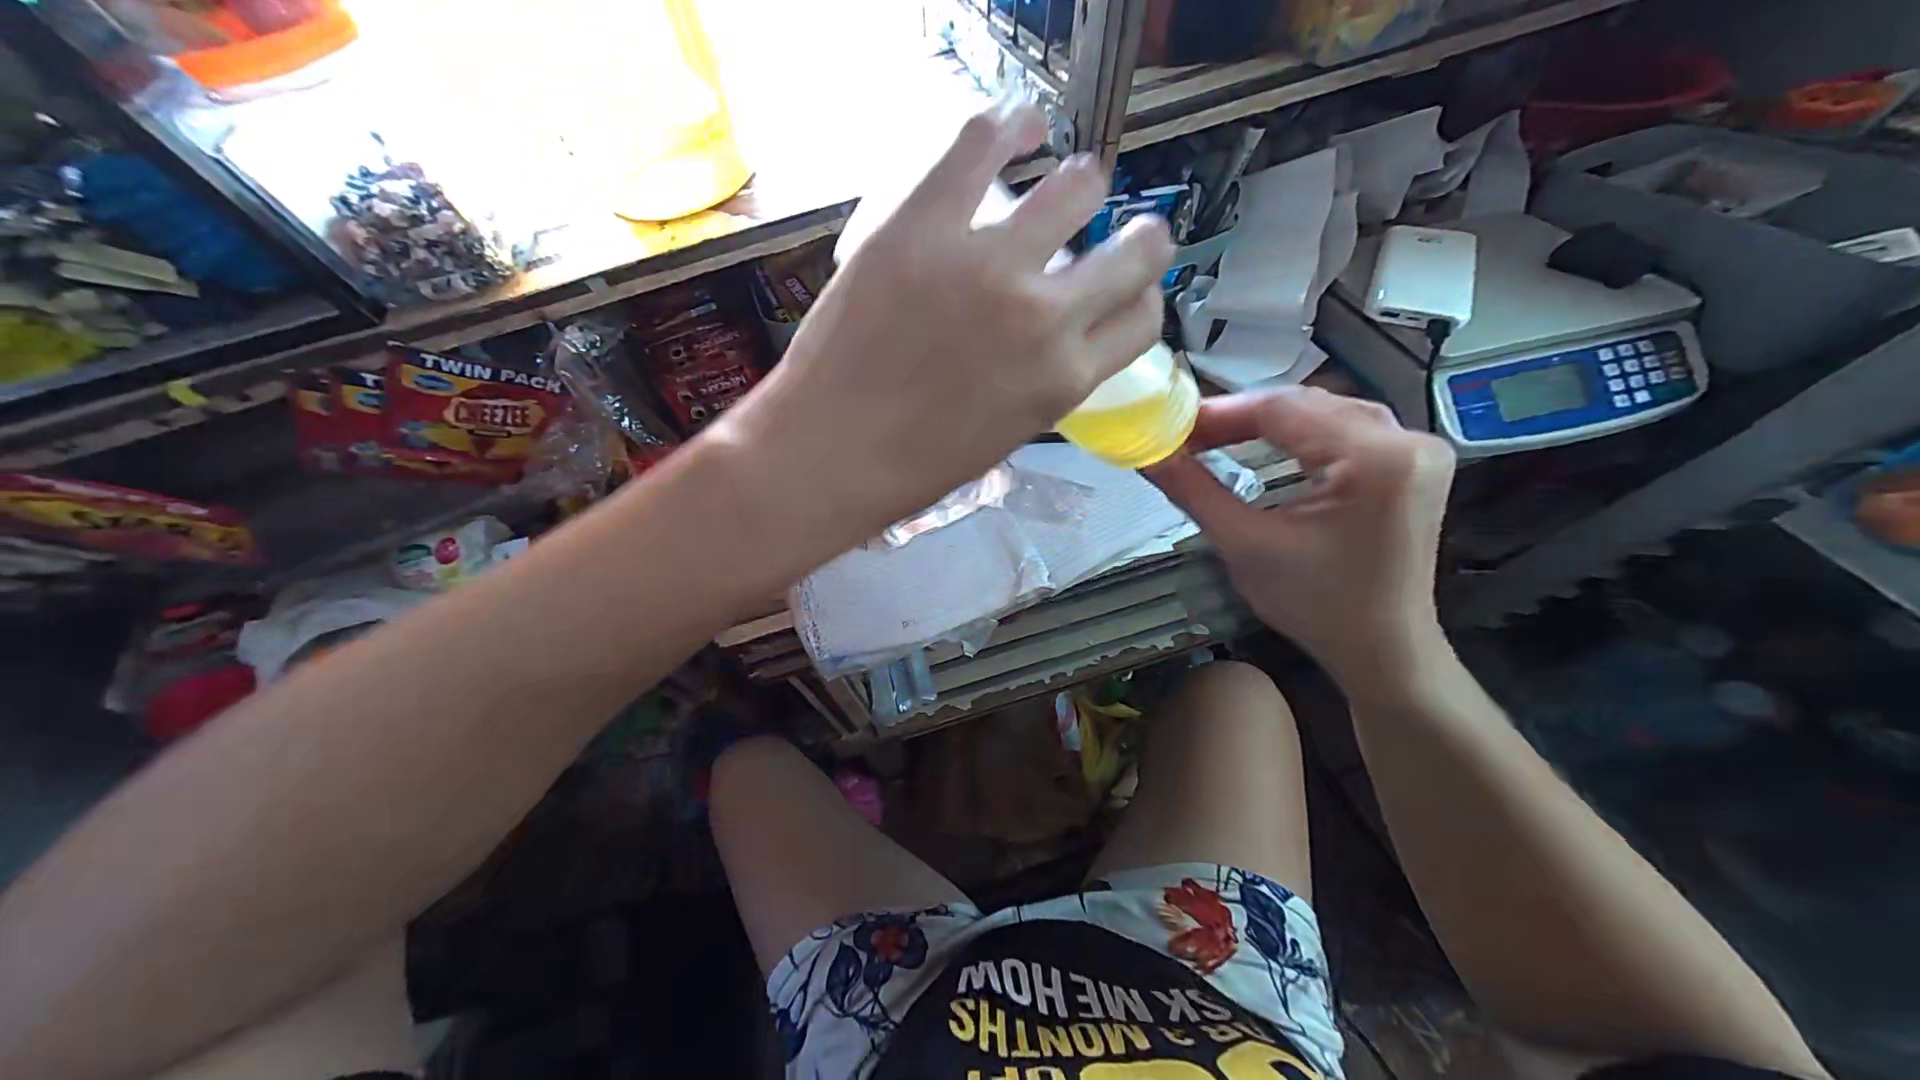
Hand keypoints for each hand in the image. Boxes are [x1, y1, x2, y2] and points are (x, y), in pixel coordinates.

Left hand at [711, 101, 1174, 541]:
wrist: (829, 454)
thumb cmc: (916, 462)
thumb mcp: (1010, 430)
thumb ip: (1047, 376)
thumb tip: (1060, 330)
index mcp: (1066, 378)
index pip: (1142, 317)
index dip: (1141, 296)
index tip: (1124, 287)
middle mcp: (1045, 317)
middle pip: (1136, 251)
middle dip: (1138, 237)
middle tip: (1118, 230)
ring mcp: (986, 264)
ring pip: (1077, 184)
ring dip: (1082, 182)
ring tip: (1063, 182)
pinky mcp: (923, 224)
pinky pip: (982, 142)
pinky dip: (1010, 125)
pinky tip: (1018, 128)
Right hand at [1146, 388, 1456, 685]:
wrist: (1383, 649)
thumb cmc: (1316, 606)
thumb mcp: (1245, 546)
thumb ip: (1194, 491)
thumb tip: (1148, 454)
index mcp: (1375, 459)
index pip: (1283, 409)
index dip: (1220, 412)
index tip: (1172, 423)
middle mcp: (1407, 440)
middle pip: (1306, 404)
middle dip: (1241, 416)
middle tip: (1187, 433)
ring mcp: (1418, 448)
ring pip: (1325, 410)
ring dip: (1268, 421)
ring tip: (1215, 437)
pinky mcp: (1413, 462)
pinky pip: (1345, 427)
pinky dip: (1299, 433)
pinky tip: (1265, 443)